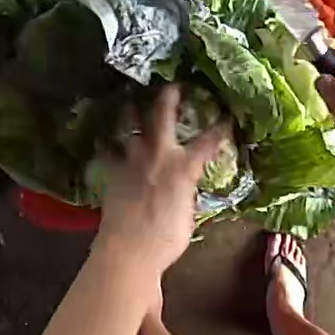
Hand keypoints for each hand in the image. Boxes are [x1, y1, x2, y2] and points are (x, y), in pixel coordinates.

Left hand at [94, 85, 228, 276]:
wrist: (129, 249)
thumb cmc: (166, 239)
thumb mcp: (188, 216)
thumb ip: (187, 194)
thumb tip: (184, 190)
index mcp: (184, 167)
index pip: (209, 142)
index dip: (220, 129)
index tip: (227, 119)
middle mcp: (158, 155)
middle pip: (163, 115)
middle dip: (169, 96)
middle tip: (173, 85)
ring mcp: (132, 160)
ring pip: (130, 125)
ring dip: (132, 112)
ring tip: (131, 102)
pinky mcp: (112, 172)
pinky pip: (109, 152)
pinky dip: (109, 147)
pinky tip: (107, 144)